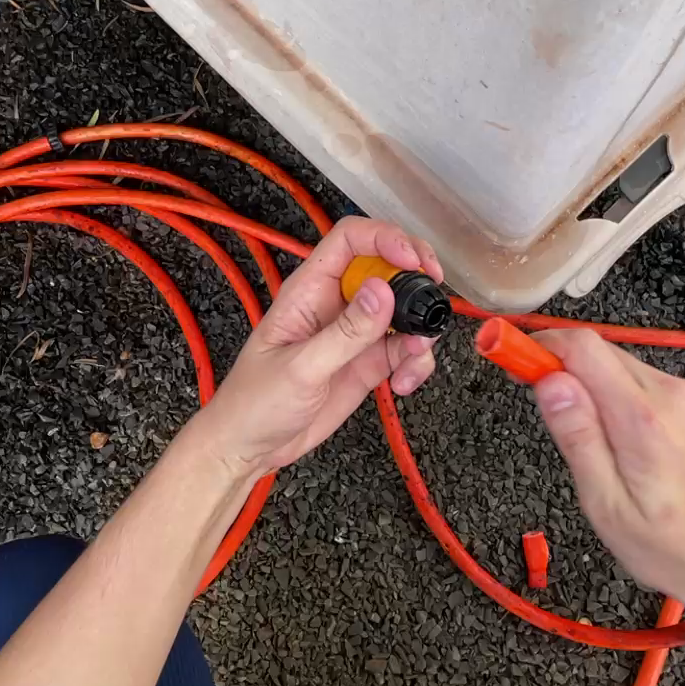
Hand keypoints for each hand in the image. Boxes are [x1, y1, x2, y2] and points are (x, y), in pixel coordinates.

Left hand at [183, 217, 442, 477]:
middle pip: (386, 265)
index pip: (350, 240)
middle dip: (416, 277)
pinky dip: (416, 362)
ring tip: (413, 359)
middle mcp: (336, 303)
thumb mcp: (300, 368)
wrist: (250, 447)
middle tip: (433, 298)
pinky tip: (403, 384)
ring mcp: (355, 332)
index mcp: (310, 289)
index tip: (412, 261)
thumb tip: (383, 291)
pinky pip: (405, 348)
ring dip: (420, 330)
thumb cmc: (256, 402)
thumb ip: (345, 333)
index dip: (385, 238)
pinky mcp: (368, 361)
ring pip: (403, 309)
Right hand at [527, 329, 684, 615]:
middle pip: (599, 351)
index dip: (540, 345)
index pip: (583, 347)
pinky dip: (618, 394)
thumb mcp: (606, 505)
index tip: (513, 358)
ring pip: (620, 365)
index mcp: (644, 419)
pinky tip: (619, 437)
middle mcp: (672, 395)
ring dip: (590, 384)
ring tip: (586, 437)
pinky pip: (643, 381)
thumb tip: (549, 383)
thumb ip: (577, 437)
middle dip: (561, 368)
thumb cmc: (672, 548)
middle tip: (540, 404)